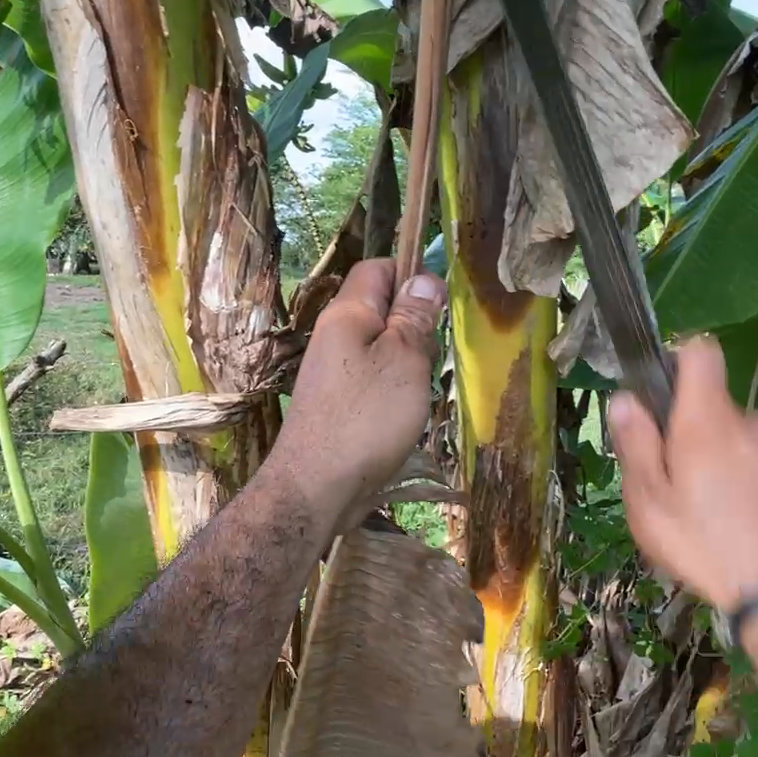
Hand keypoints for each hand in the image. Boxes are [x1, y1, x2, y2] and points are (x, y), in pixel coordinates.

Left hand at [266, 259, 444, 525]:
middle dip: (414, 326)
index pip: (377, 268)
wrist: (316, 488)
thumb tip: (424, 279)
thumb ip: (414, 318)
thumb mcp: (403, 360)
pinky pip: (371, 383)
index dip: (411, 274)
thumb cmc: (366, 418)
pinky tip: (405, 416)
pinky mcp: (336, 406)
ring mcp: (332, 374)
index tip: (441, 305)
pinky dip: (394, 392)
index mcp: (346, 314)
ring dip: (407, 364)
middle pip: (380, 311)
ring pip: (379, 350)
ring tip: (422, 389)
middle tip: (434, 355)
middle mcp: (333, 337)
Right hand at [607, 337, 757, 611]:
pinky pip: (746, 456)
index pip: (699, 352)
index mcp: (708, 421)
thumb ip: (636, 444)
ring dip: (704, 456)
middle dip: (679, 430)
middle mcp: (748, 421)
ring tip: (692, 507)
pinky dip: (729, 474)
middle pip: (705, 403)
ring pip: (725, 433)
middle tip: (661, 481)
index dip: (673, 361)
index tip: (653, 399)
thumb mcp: (649, 501)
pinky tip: (721, 517)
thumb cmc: (702, 544)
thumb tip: (623, 399)